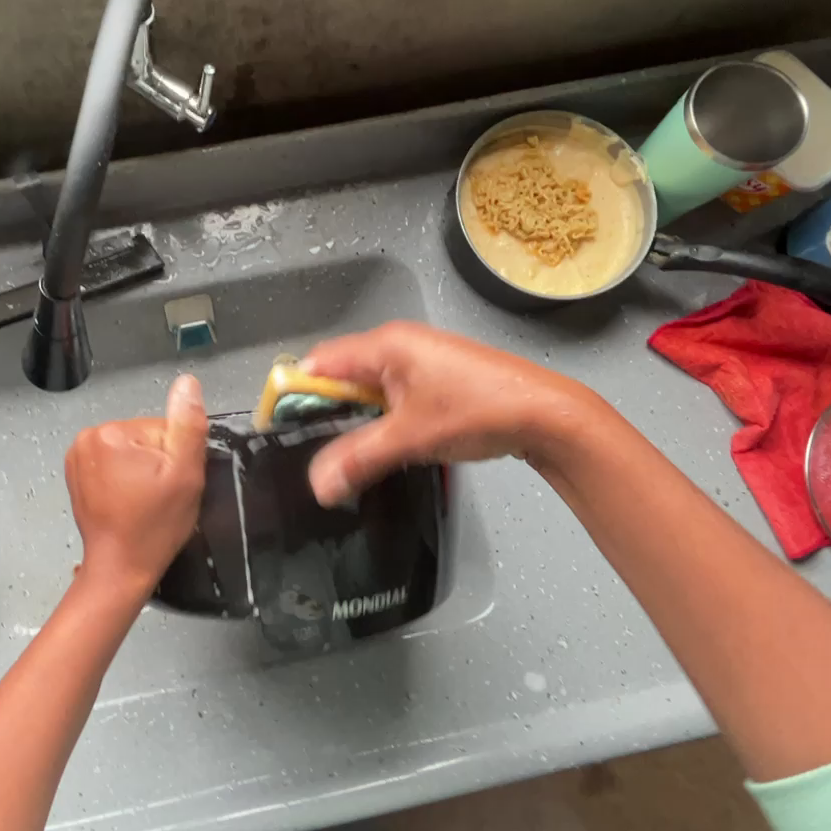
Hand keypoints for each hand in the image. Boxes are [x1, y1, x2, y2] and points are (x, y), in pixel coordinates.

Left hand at [64, 373, 209, 597]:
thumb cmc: (155, 525)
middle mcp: (88, 437)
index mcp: (112, 433)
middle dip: (157, 462)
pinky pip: (113, 461)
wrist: (120, 567)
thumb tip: (187, 382)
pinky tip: (127, 499)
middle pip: (144, 436)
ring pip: (130, 449)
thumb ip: (188, 425)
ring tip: (143, 499)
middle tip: (159, 495)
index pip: (162, 428)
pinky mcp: (75, 471)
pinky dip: (124, 476)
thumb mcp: (184, 474)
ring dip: (142, 470)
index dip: (174, 456)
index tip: (170, 484)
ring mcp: (77, 455)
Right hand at [301, 321, 602, 504]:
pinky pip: (389, 393)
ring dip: (354, 417)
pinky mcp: (434, 377)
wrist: (546, 414)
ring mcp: (418, 359)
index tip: (283, 428)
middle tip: (313, 448)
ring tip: (344, 451)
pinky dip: (378, 416)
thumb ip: (358, 459)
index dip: (297, 393)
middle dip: (325, 410)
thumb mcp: (410, 438)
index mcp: (385, 345)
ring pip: (365, 387)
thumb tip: (317, 485)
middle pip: (340, 374)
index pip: (320, 362)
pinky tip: (381, 443)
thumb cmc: (477, 411)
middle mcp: (397, 344)